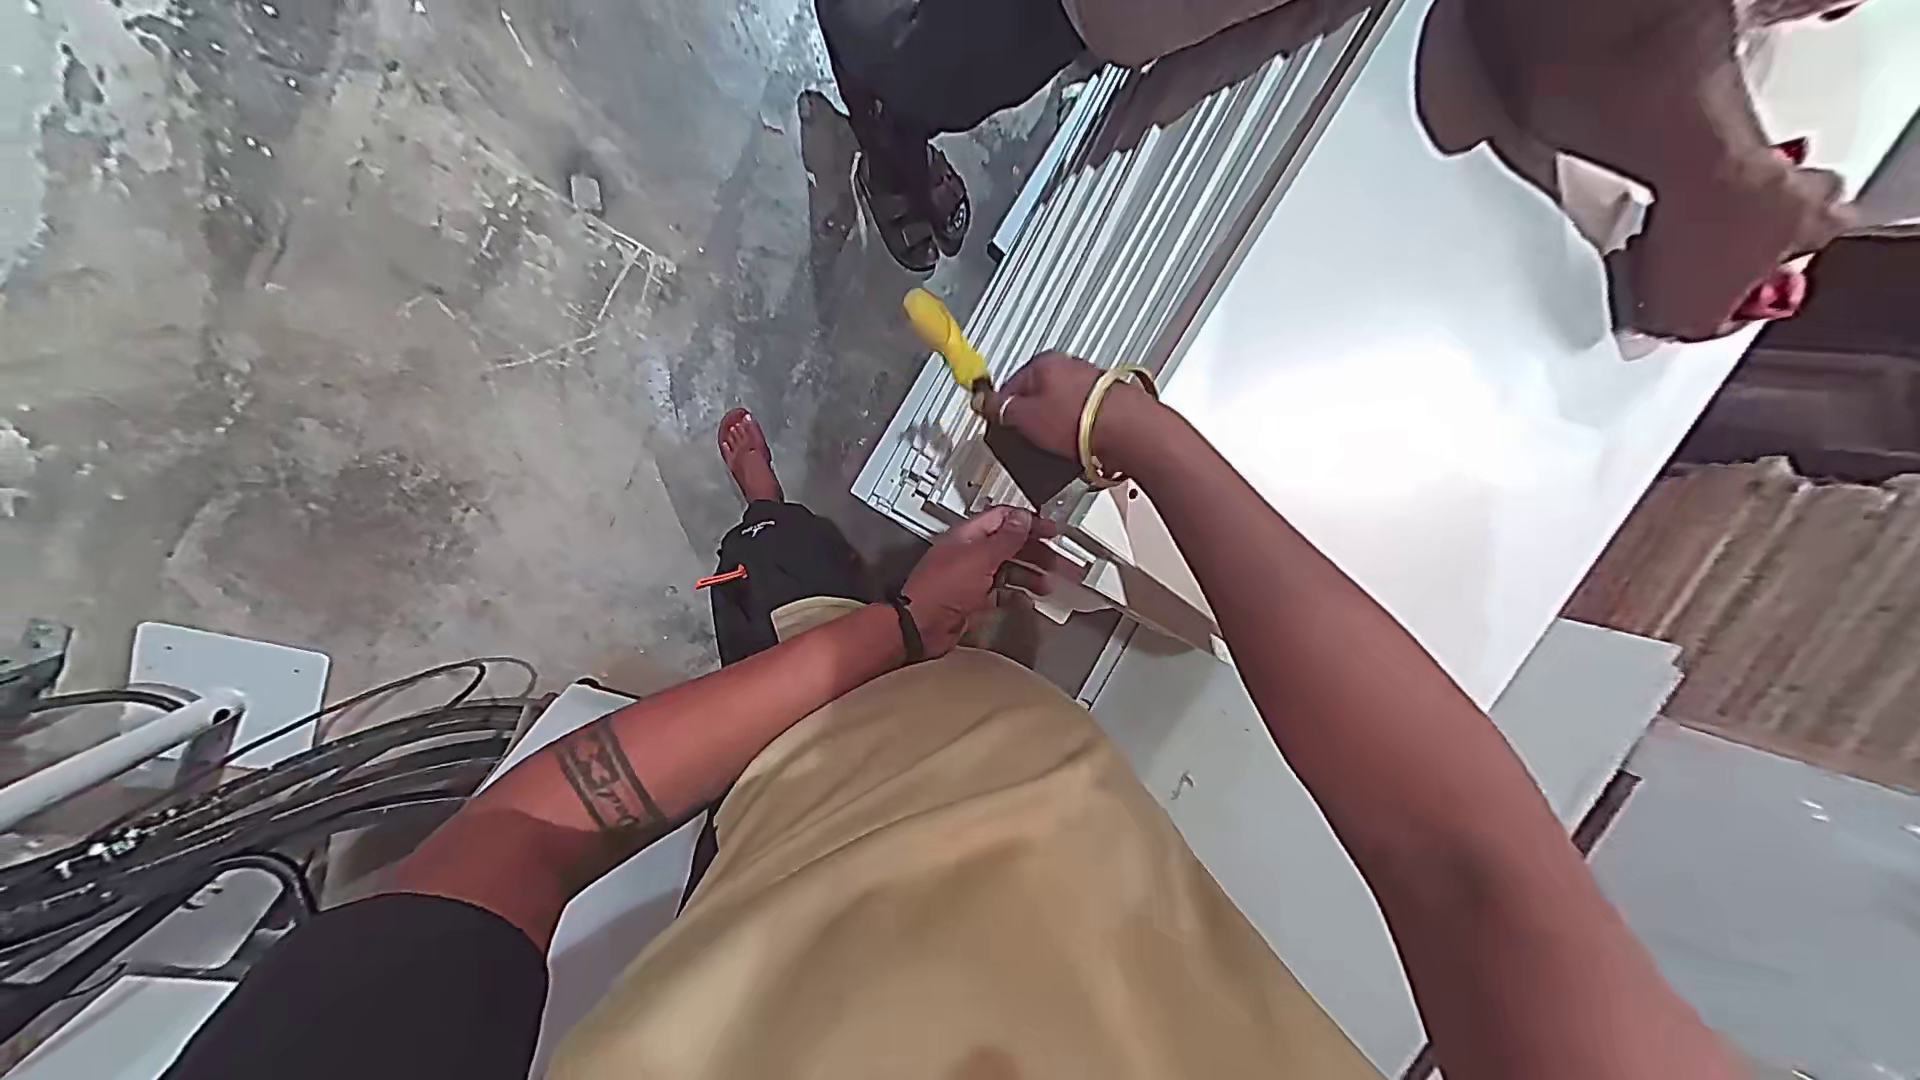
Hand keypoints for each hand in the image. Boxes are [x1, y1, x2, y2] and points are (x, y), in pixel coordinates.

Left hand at [900, 506, 1058, 656]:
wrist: (920, 627)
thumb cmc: (938, 591)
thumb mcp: (980, 558)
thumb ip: (1005, 539)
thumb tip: (1023, 518)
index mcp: (968, 536)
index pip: (1003, 519)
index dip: (1028, 522)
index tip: (1051, 530)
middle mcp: (969, 554)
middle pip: (1009, 545)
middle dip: (1036, 552)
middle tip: (1057, 560)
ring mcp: (971, 578)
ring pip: (1007, 570)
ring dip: (1030, 575)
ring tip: (1047, 584)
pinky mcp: (972, 600)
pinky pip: (1000, 592)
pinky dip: (1016, 594)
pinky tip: (1027, 598)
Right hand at [986, 351, 1163, 475]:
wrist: (1128, 432)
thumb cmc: (1081, 420)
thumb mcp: (1024, 417)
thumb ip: (1000, 409)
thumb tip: (984, 403)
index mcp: (1044, 362)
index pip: (1010, 384)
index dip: (1001, 408)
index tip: (998, 423)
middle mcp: (1070, 366)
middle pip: (1037, 393)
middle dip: (1029, 417)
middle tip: (1025, 439)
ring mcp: (1091, 384)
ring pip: (1060, 406)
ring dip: (1054, 426)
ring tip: (1053, 447)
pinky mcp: (1108, 404)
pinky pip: (1081, 418)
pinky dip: (1075, 432)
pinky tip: (1075, 447)